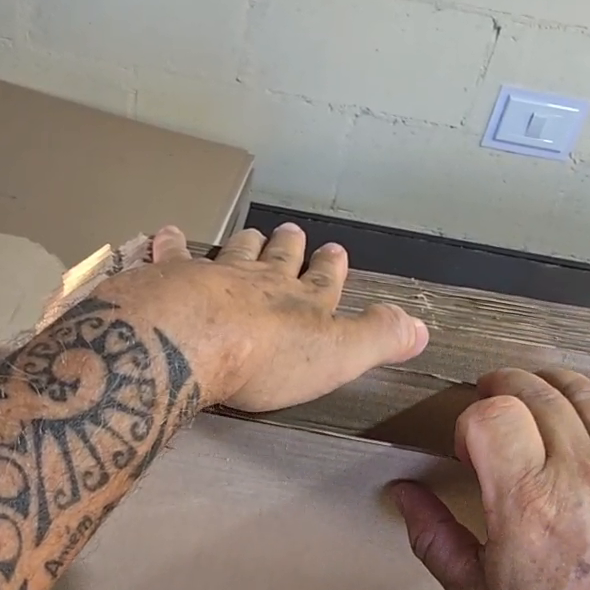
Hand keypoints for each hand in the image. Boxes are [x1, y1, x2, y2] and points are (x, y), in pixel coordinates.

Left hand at [96, 223, 429, 411]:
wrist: (191, 339)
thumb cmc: (266, 357)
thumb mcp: (338, 355)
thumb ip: (378, 338)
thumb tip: (421, 327)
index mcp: (302, 303)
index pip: (324, 281)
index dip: (331, 268)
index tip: (335, 251)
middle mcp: (260, 281)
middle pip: (278, 258)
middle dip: (289, 247)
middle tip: (292, 232)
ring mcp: (213, 275)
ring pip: (234, 252)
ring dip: (245, 243)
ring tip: (250, 235)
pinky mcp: (168, 279)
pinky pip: (171, 255)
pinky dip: (172, 244)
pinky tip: (168, 234)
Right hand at [390, 368, 589, 589]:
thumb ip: (433, 537)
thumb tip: (404, 492)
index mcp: (527, 504)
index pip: (492, 415)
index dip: (471, 420)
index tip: (471, 448)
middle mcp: (580, 475)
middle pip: (533, 391)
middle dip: (502, 387)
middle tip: (491, 404)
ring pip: (581, 389)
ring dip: (547, 384)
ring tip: (532, 399)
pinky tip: (584, 410)